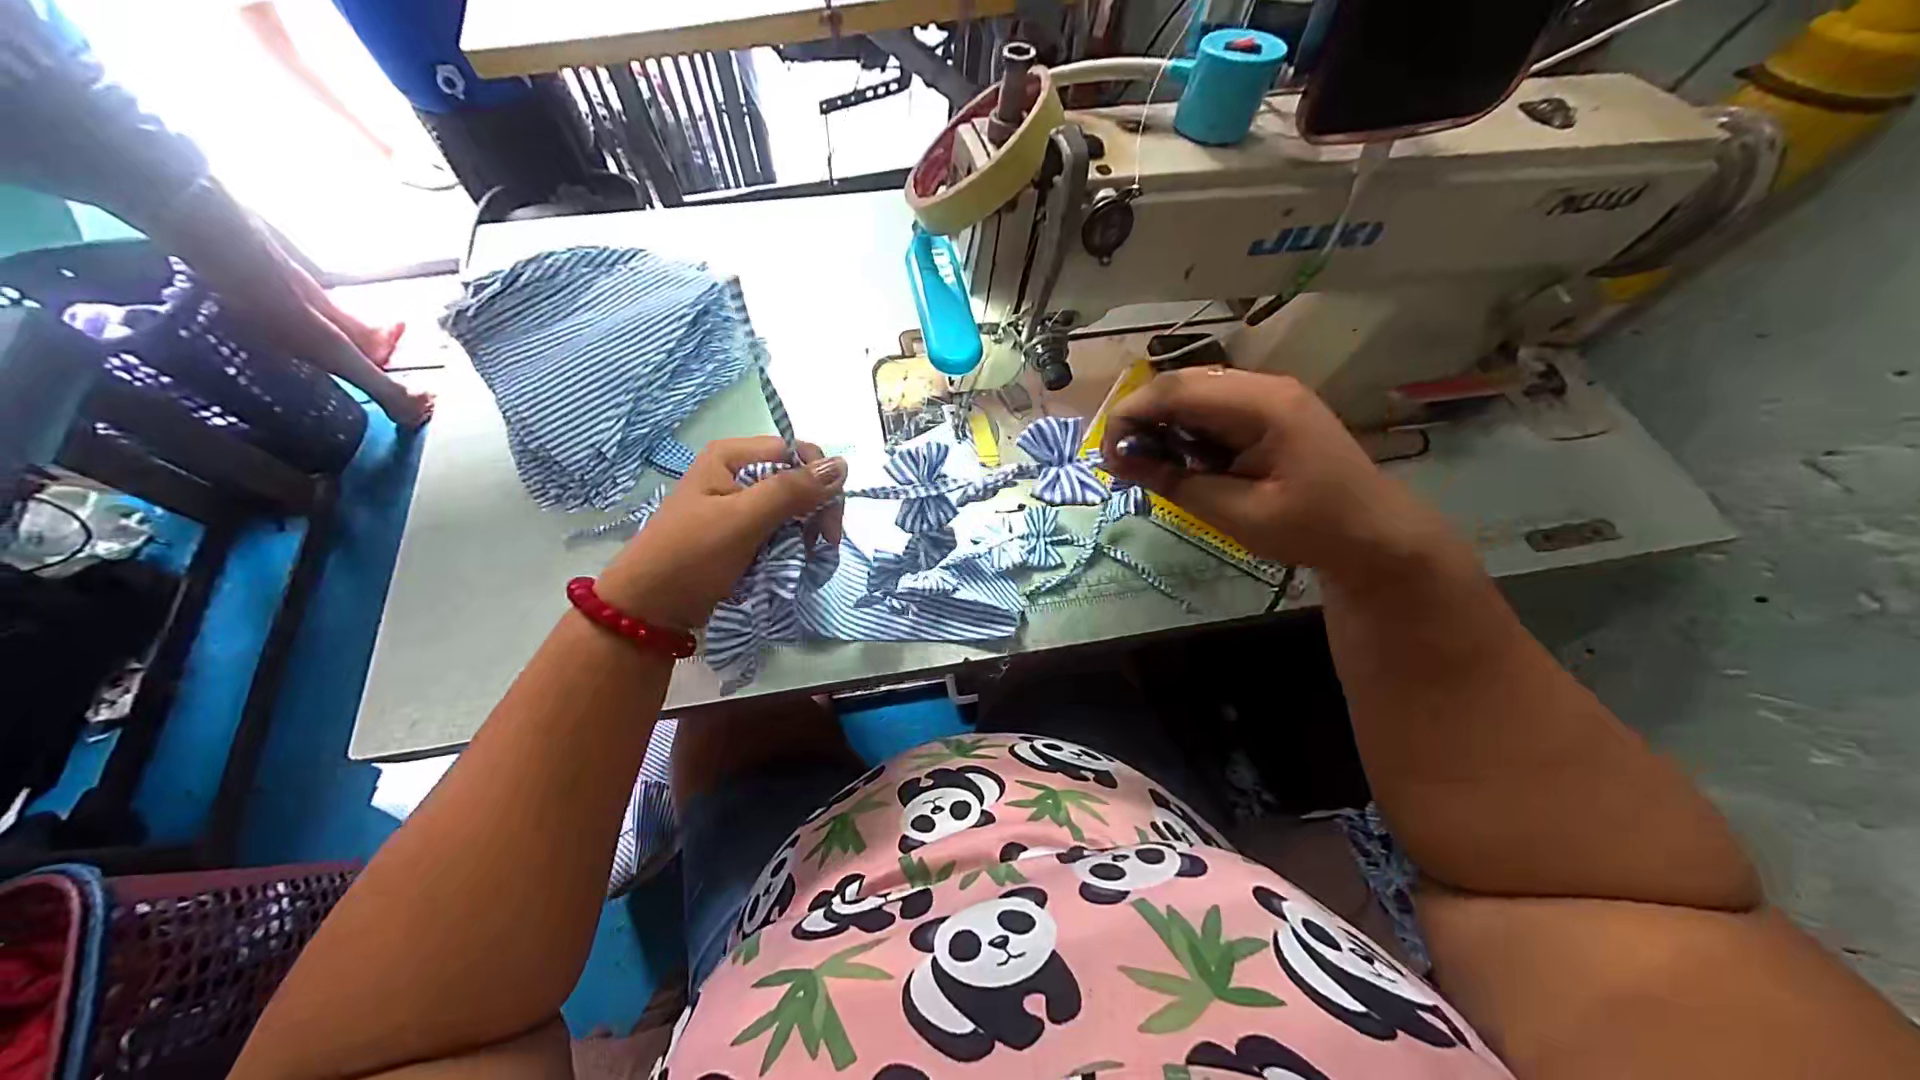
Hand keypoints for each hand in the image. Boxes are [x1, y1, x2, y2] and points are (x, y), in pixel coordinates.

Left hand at [596, 437, 845, 629]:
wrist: (649, 609)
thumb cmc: (691, 557)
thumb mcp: (743, 520)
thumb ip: (792, 491)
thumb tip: (842, 465)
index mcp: (731, 457)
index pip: (794, 453)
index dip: (818, 480)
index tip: (827, 520)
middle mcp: (736, 473)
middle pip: (797, 480)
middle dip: (816, 511)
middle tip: (824, 546)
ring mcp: (738, 505)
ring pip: (793, 508)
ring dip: (807, 532)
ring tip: (808, 559)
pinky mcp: (741, 533)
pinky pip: (780, 529)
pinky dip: (792, 545)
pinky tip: (794, 562)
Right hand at [1100, 369, 1452, 578]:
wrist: (1376, 536)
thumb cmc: (1312, 528)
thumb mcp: (1237, 514)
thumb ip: (1176, 482)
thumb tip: (1119, 461)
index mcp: (1263, 405)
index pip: (1176, 390)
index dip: (1131, 415)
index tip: (1107, 455)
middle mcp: (1264, 387)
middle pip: (1182, 384)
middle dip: (1143, 418)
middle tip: (1122, 463)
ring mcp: (1269, 397)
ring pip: (1194, 394)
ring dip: (1163, 424)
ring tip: (1148, 465)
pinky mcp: (1269, 413)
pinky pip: (1213, 409)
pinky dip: (1186, 431)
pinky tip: (1182, 461)